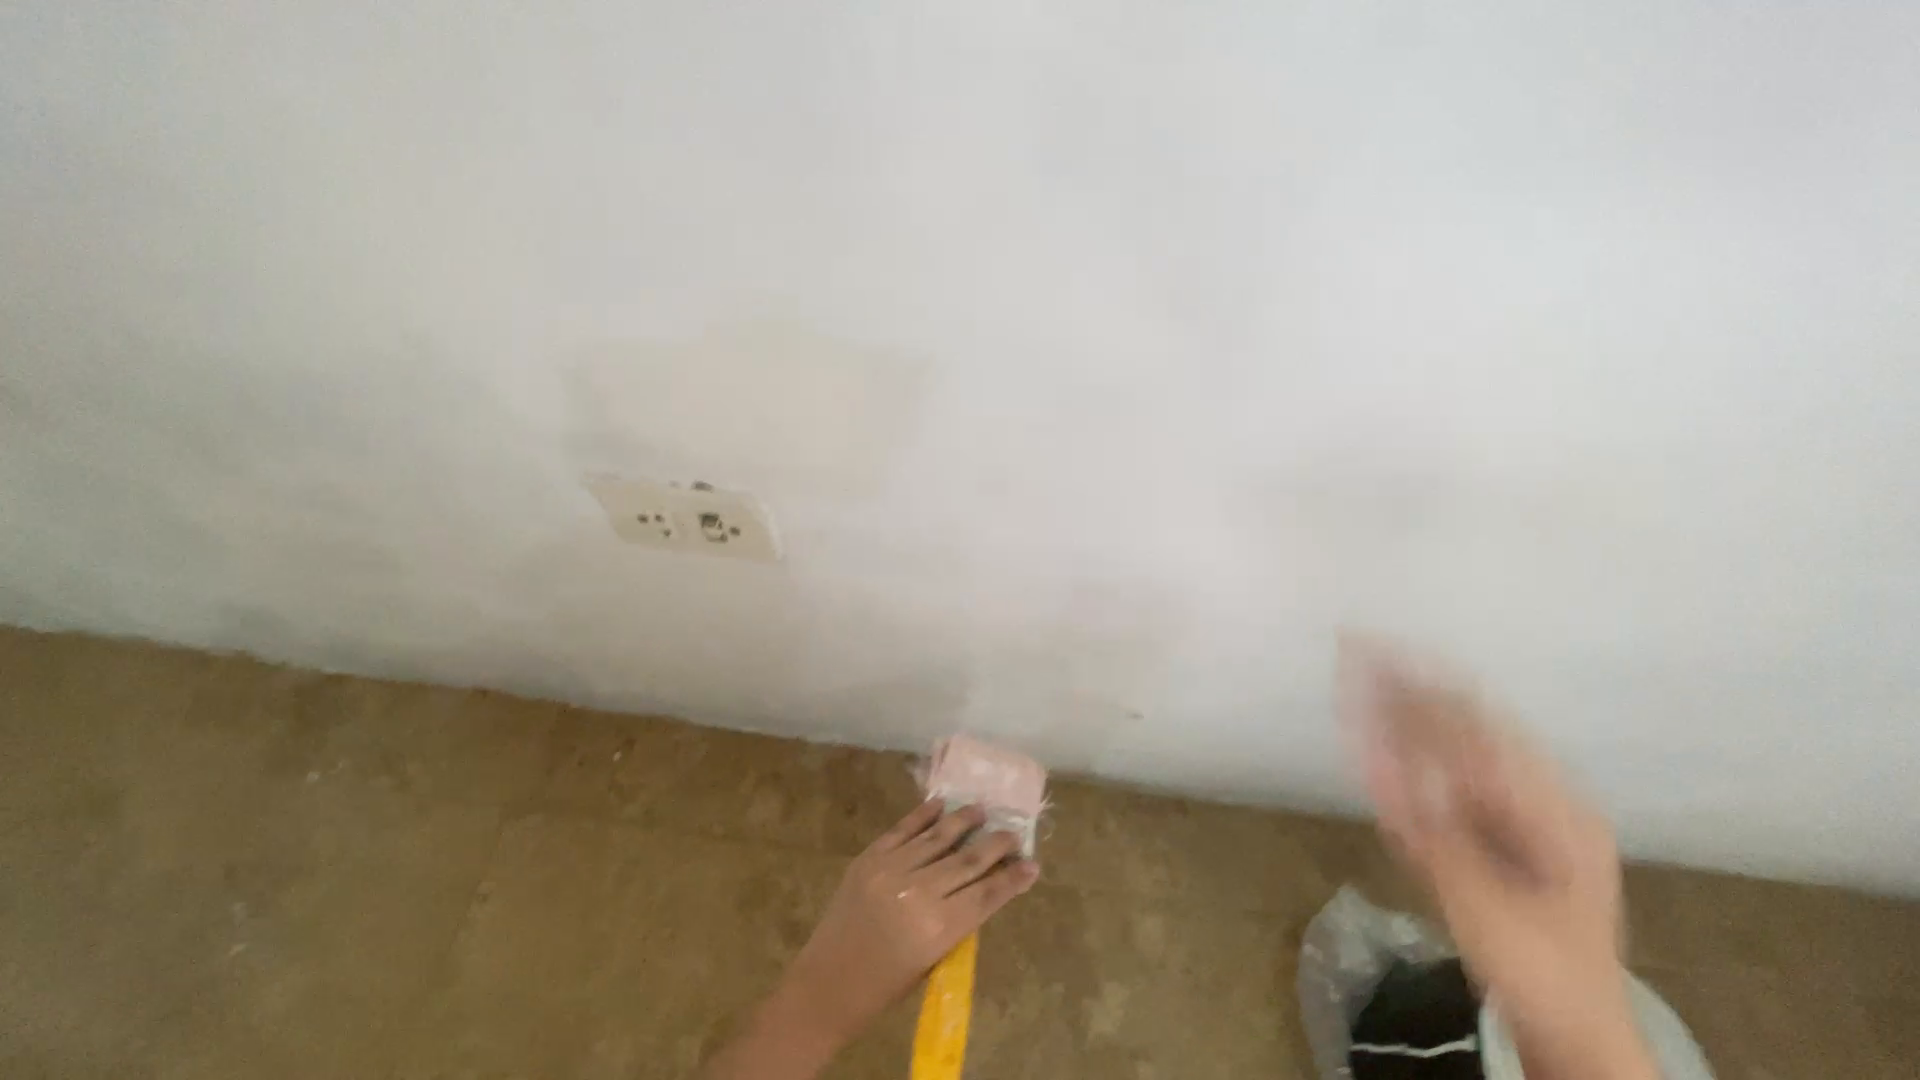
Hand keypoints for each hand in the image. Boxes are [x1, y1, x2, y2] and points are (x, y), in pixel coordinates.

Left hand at [704, 800, 1037, 1079]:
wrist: (827, 983)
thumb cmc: (886, 985)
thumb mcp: (932, 960)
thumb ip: (956, 922)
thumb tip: (983, 888)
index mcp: (938, 929)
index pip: (987, 895)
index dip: (1012, 878)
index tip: (1032, 864)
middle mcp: (918, 893)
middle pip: (968, 860)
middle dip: (995, 844)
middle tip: (1013, 832)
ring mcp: (891, 870)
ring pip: (938, 837)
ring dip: (963, 821)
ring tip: (981, 809)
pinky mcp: (869, 858)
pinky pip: (902, 830)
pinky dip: (923, 816)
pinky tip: (939, 805)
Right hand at [1340, 642, 1655, 1079]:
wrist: (1578, 1033)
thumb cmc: (1542, 975)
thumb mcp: (1488, 913)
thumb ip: (1435, 837)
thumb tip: (1384, 769)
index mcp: (1555, 810)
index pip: (1475, 733)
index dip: (1417, 693)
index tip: (1366, 657)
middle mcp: (1543, 796)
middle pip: (1468, 725)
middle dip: (1409, 685)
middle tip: (1353, 648)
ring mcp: (1523, 813)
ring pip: (1457, 746)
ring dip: (1406, 711)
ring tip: (1359, 673)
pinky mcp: (1500, 831)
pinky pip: (1449, 778)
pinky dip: (1410, 752)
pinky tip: (1379, 737)